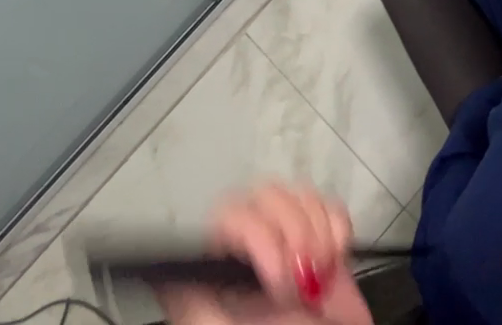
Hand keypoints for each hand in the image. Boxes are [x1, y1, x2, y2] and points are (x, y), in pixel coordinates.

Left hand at [155, 185, 371, 324]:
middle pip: (268, 196)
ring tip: (316, 276)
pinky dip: (337, 230)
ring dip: (318, 233)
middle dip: (294, 232)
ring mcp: (289, 241)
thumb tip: (164, 275)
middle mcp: (251, 249)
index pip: (228, 214)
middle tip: (301, 280)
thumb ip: (195, 306)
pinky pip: (330, 207)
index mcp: (220, 269)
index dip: (256, 232)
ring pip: (300, 196)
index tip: (275, 274)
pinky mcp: (323, 241)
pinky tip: (332, 262)